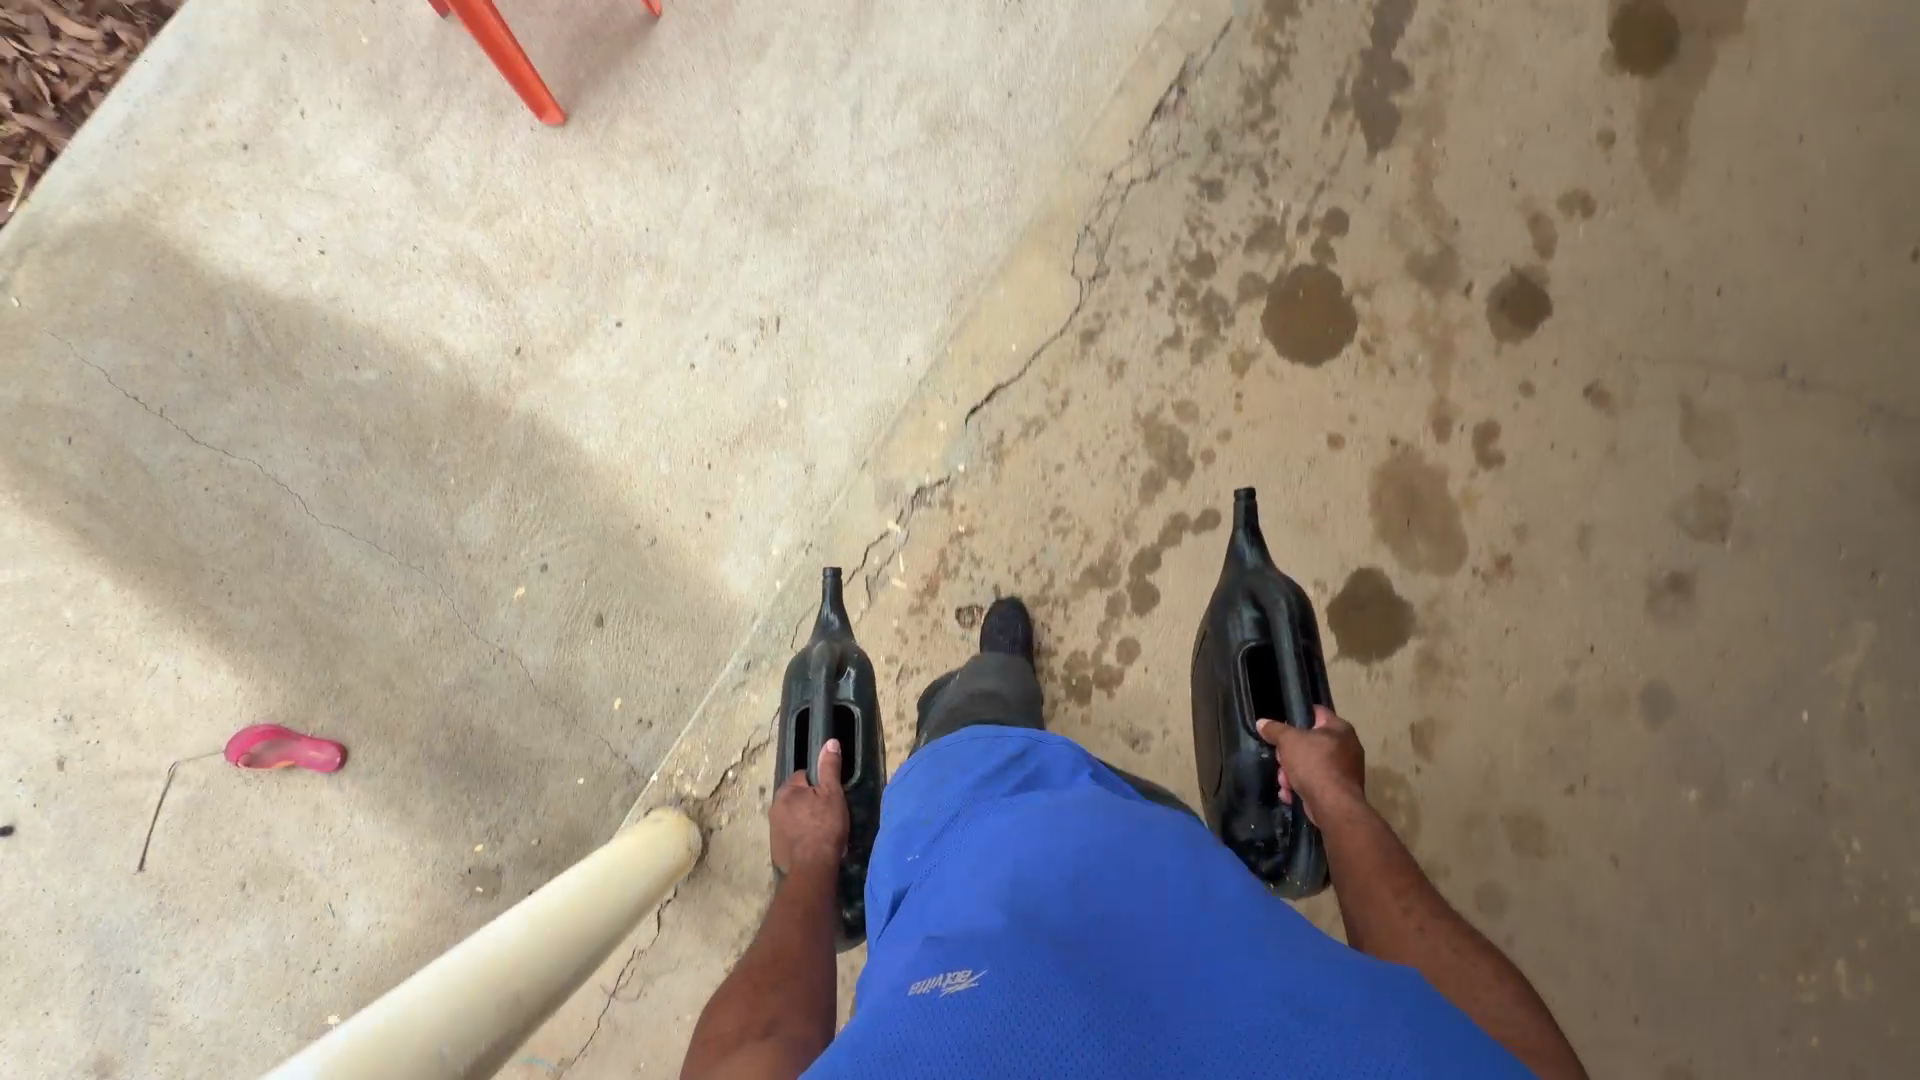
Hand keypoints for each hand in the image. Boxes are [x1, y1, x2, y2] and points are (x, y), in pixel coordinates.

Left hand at [770, 739, 849, 875]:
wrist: (813, 866)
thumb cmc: (825, 825)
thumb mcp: (832, 793)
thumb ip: (829, 767)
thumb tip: (830, 742)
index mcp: (787, 790)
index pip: (804, 777)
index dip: (819, 785)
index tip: (829, 797)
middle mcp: (774, 806)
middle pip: (797, 797)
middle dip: (810, 803)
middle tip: (828, 815)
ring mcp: (773, 829)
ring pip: (792, 816)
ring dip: (804, 820)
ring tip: (822, 832)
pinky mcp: (775, 848)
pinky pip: (789, 835)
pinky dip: (799, 837)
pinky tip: (812, 845)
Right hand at [1255, 706, 1364, 824]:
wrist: (1333, 806)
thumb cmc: (1313, 764)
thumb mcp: (1288, 740)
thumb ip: (1274, 729)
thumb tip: (1262, 723)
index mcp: (1340, 729)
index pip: (1317, 712)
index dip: (1298, 715)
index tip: (1281, 724)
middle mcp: (1347, 747)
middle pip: (1309, 742)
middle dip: (1290, 754)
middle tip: (1280, 759)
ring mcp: (1345, 770)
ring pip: (1310, 765)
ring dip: (1291, 773)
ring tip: (1285, 782)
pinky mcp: (1340, 790)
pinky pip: (1316, 782)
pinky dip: (1301, 787)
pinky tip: (1290, 794)